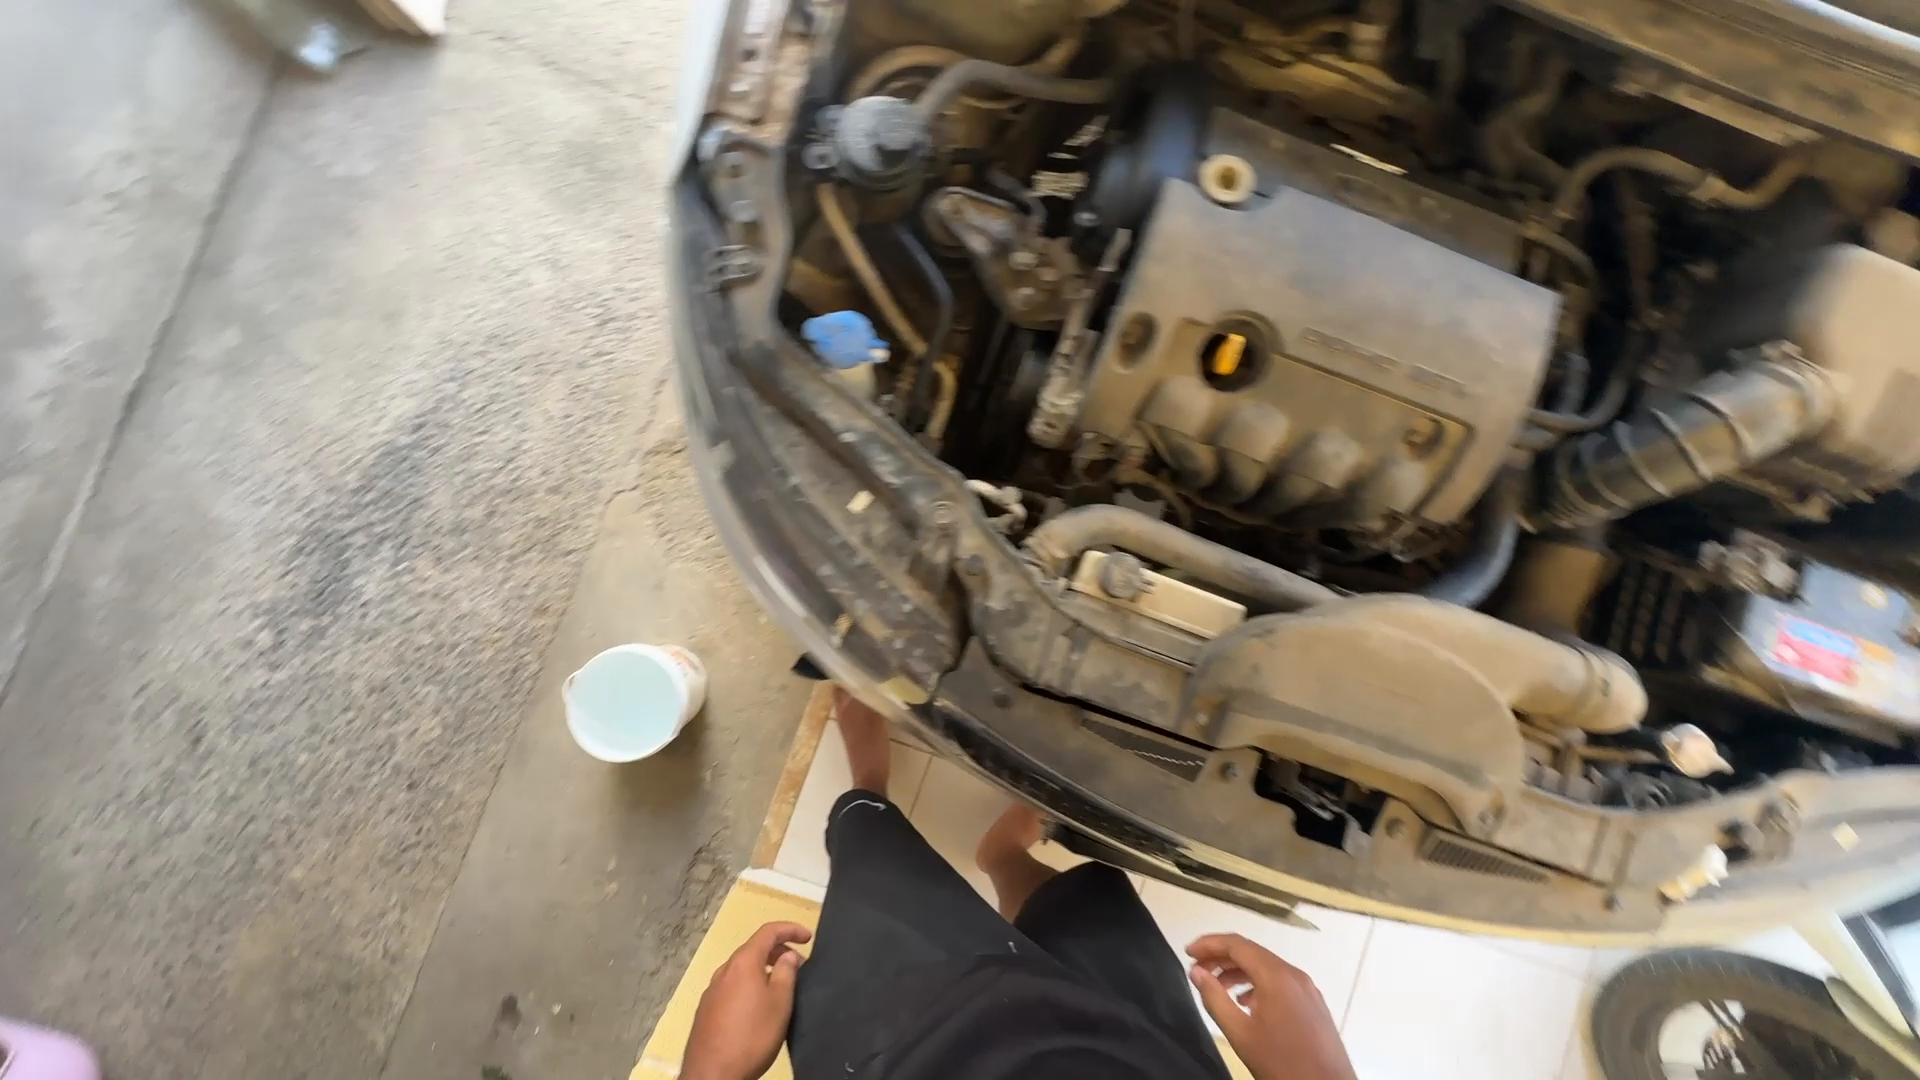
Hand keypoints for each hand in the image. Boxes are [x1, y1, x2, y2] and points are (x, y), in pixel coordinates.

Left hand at [682, 921, 812, 1079]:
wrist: (712, 1077)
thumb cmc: (752, 1035)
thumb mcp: (780, 1002)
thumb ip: (786, 971)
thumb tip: (787, 954)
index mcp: (743, 962)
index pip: (768, 931)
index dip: (790, 929)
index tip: (808, 937)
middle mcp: (724, 971)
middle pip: (754, 948)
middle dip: (778, 950)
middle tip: (798, 965)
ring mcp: (711, 991)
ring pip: (741, 969)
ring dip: (763, 969)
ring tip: (780, 985)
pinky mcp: (705, 1011)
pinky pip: (732, 986)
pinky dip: (749, 985)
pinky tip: (756, 1006)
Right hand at [1186, 933, 1358, 1079]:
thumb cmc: (1282, 1065)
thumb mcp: (1240, 1034)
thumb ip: (1214, 998)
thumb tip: (1196, 971)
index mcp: (1276, 976)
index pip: (1236, 944)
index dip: (1208, 944)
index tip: (1188, 953)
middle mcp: (1294, 974)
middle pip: (1251, 952)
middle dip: (1221, 957)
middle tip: (1197, 969)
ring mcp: (1307, 988)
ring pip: (1266, 966)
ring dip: (1238, 971)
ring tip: (1217, 987)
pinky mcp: (1314, 1004)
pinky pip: (1280, 981)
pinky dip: (1257, 983)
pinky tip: (1246, 1003)